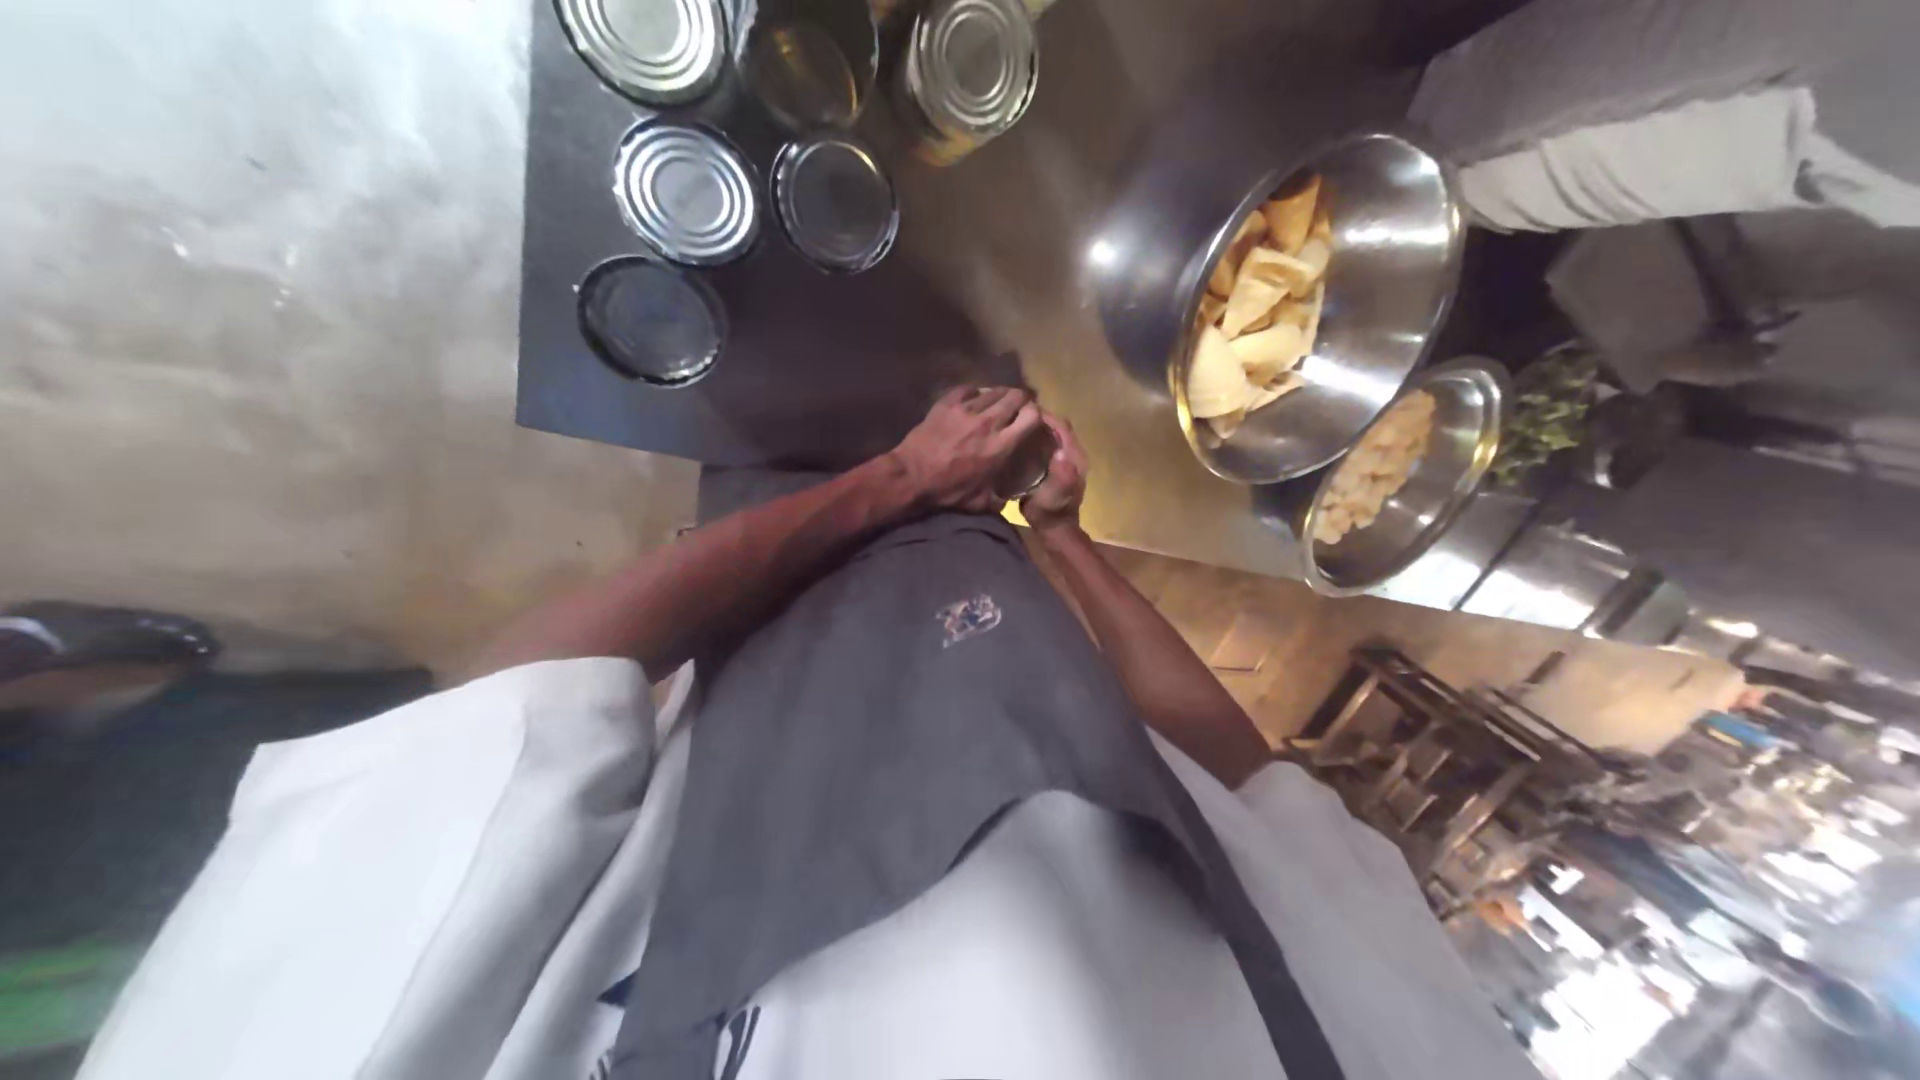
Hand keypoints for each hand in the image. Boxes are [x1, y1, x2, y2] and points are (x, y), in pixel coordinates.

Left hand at [889, 386, 1042, 512]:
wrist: (911, 476)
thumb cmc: (947, 491)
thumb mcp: (979, 502)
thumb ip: (999, 500)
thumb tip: (1008, 501)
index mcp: (1001, 446)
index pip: (1031, 416)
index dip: (1036, 414)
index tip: (1032, 418)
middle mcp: (989, 422)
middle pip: (1016, 396)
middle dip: (1021, 399)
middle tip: (1018, 406)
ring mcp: (966, 409)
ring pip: (993, 390)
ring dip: (1000, 394)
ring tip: (998, 401)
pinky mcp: (947, 403)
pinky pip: (968, 388)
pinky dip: (975, 392)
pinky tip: (974, 398)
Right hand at [1020, 410, 1087, 534]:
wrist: (1055, 529)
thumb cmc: (1051, 512)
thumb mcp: (1054, 495)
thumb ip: (1061, 476)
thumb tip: (1060, 454)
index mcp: (1075, 457)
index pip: (1062, 426)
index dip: (1046, 416)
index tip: (1024, 410)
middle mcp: (1074, 454)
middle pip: (1059, 427)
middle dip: (1041, 419)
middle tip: (1018, 415)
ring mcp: (1068, 460)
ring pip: (1055, 434)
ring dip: (1040, 427)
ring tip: (1018, 424)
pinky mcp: (1060, 465)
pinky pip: (1050, 443)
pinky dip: (1039, 438)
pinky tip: (1023, 440)